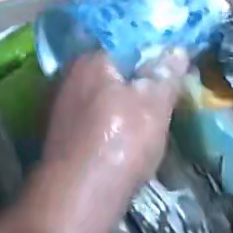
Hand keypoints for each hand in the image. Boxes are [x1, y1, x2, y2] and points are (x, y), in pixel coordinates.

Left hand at [9, 50, 186, 232]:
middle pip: (109, 66)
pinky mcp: (58, 123)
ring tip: (146, 114)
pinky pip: (88, 109)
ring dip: (118, 97)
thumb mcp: (153, 106)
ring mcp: (60, 97)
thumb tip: (175, 47)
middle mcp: (69, 70)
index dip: (148, 52)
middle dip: (132, 76)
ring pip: (97, 88)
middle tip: (162, 92)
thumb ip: (163, 75)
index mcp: (90, 58)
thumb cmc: (120, 141)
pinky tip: (121, 132)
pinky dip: (105, 115)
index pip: (123, 43)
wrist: (78, 189)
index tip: (169, 64)